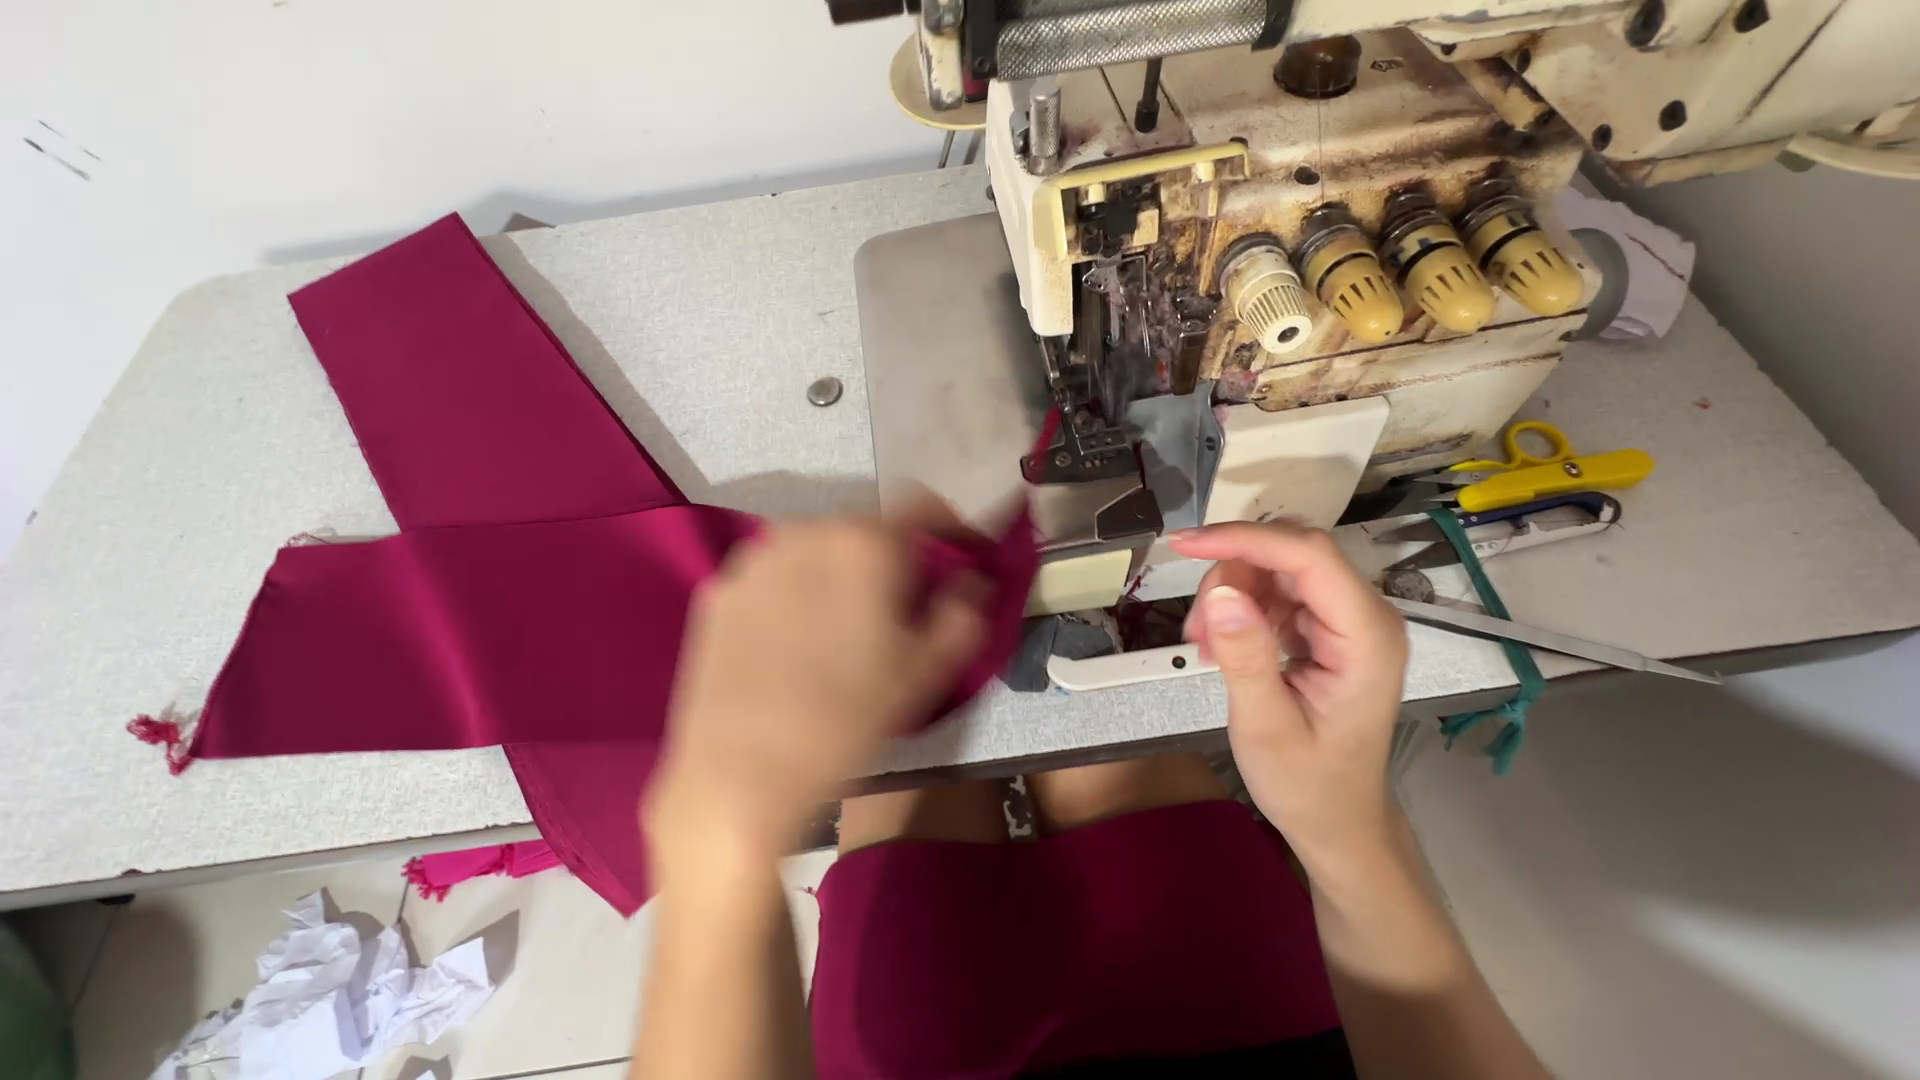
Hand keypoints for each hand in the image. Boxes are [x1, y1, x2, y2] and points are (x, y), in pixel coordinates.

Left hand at [646, 507, 988, 880]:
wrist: (739, 774)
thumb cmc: (846, 720)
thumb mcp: (925, 673)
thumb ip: (962, 614)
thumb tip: (973, 582)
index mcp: (864, 542)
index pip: (922, 507)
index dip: (949, 529)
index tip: (958, 558)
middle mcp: (804, 533)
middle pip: (864, 530)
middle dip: (889, 559)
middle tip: (898, 609)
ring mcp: (753, 561)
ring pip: (814, 552)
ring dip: (837, 575)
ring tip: (840, 632)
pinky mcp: (716, 593)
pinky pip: (772, 579)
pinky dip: (792, 596)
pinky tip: (790, 648)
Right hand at [1167, 523, 1408, 871]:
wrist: (1338, 820)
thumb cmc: (1307, 784)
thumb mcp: (1266, 726)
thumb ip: (1246, 656)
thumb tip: (1219, 592)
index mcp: (1367, 637)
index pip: (1308, 556)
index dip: (1244, 540)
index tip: (1183, 545)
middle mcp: (1366, 615)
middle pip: (1291, 554)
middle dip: (1232, 573)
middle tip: (1197, 628)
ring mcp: (1348, 619)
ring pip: (1278, 567)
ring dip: (1231, 592)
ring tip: (1206, 648)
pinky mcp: (1328, 626)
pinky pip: (1277, 590)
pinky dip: (1241, 608)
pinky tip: (1222, 647)